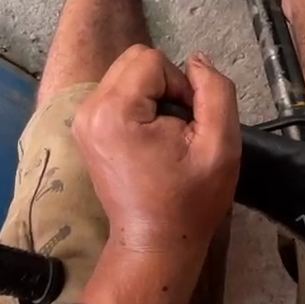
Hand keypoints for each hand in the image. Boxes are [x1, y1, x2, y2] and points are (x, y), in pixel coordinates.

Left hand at [73, 46, 239, 258]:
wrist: (154, 245)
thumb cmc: (189, 201)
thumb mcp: (221, 145)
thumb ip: (215, 91)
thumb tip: (197, 60)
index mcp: (115, 111)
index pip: (153, 60)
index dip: (181, 85)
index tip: (188, 124)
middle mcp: (90, 109)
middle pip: (136, 59)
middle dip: (165, 83)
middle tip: (178, 126)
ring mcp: (83, 119)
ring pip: (127, 72)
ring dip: (153, 92)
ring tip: (165, 133)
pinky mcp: (86, 127)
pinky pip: (118, 90)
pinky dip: (139, 102)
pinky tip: (150, 136)